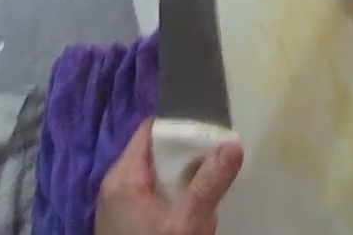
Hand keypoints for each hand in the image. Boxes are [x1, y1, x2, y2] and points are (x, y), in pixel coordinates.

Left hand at [95, 119, 243, 234]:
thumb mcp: (186, 224)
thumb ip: (209, 183)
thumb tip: (234, 142)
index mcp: (123, 176)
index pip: (152, 130)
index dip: (182, 127)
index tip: (211, 132)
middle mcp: (117, 186)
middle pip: (158, 155)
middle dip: (189, 164)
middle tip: (215, 171)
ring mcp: (120, 208)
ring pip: (160, 180)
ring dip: (186, 190)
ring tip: (205, 206)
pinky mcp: (127, 226)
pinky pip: (155, 202)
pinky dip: (176, 206)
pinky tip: (192, 224)